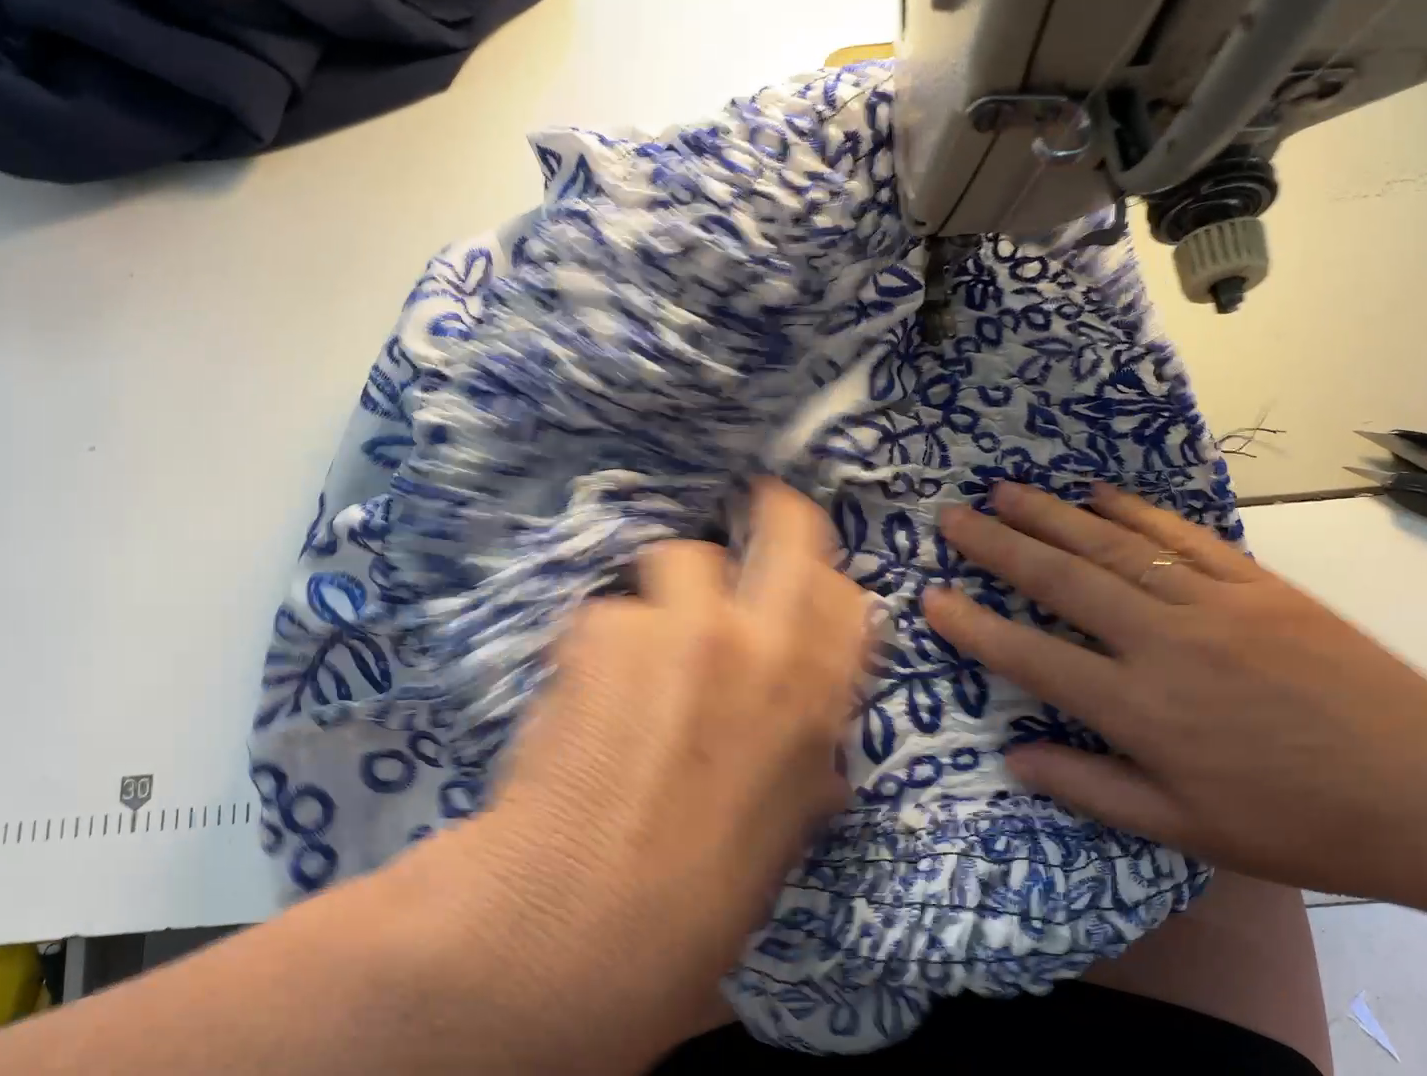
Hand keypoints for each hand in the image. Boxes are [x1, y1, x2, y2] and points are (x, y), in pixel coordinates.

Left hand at [401, 478, 870, 1067]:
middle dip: (769, 512)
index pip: (846, 595)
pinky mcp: (604, 630)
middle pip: (785, 525)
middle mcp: (762, 642)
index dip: (821, 578)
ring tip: (638, 645)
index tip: (797, 575)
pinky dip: (599, 645)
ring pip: (680, 559)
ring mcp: (683, 627)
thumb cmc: (700, 898)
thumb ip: (806, 769)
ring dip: (665, 593)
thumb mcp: (785, 831)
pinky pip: (608, 612)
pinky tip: (580, 697)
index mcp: (818, 698)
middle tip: (747, 511)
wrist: (584, 916)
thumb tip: (819, 766)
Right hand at [921, 480, 1426, 899]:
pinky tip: (1099, 493)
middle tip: (953, 517)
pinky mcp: (1260, 585)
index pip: (1032, 657)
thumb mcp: (1186, 830)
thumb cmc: (1300, 825)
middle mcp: (1163, 643)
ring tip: (1006, 491)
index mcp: (1139, 709)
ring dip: (1053, 515)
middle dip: (999, 546)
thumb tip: (1012, 757)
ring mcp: (1213, 604)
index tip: (931, 597)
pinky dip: (1135, 510)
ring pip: (1114, 546)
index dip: (974, 627)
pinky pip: (1183, 538)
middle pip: (1063, 581)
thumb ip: (1091, 789)